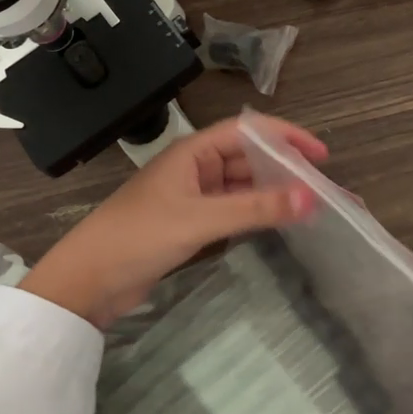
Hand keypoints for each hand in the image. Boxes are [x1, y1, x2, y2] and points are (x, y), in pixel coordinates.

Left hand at [20, 115, 325, 326]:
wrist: (86, 282)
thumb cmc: (137, 238)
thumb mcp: (199, 220)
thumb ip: (255, 209)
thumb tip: (311, 198)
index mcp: (193, 152)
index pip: (249, 131)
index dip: (286, 138)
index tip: (321, 155)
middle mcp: (196, 168)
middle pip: (250, 159)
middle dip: (287, 170)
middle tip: (326, 188)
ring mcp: (193, 197)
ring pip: (244, 187)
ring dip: (275, 194)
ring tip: (312, 207)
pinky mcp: (191, 225)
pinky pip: (234, 211)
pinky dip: (257, 214)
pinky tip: (280, 223)